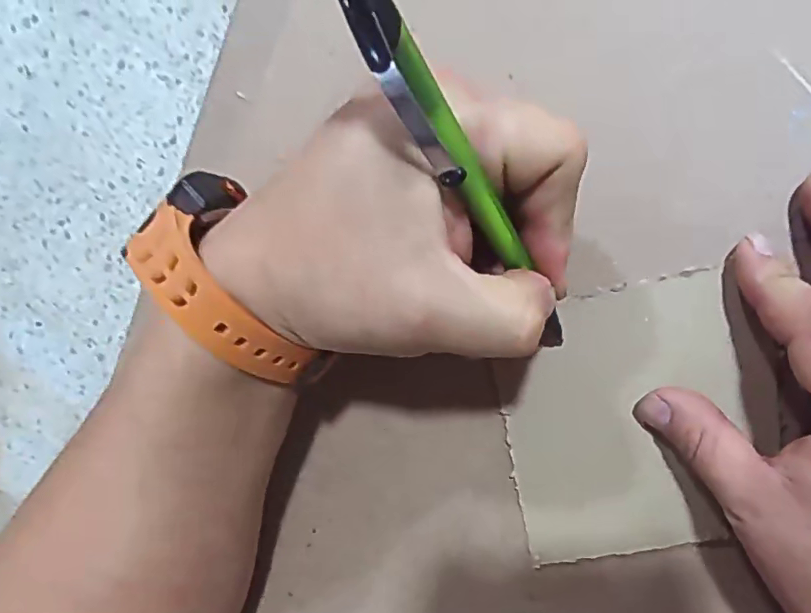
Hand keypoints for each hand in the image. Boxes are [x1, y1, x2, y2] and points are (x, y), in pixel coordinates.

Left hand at [198, 85, 586, 357]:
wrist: (253, 290)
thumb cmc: (337, 288)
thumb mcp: (440, 314)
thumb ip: (517, 315)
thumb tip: (541, 298)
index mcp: (446, 113)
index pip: (557, 150)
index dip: (555, 227)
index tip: (525, 283)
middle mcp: (434, 99)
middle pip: (531, 165)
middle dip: (519, 241)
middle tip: (481, 290)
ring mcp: (413, 121)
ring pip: (502, 182)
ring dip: (491, 246)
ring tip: (448, 281)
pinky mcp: (398, 150)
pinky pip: (468, 189)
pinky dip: (467, 239)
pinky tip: (434, 267)